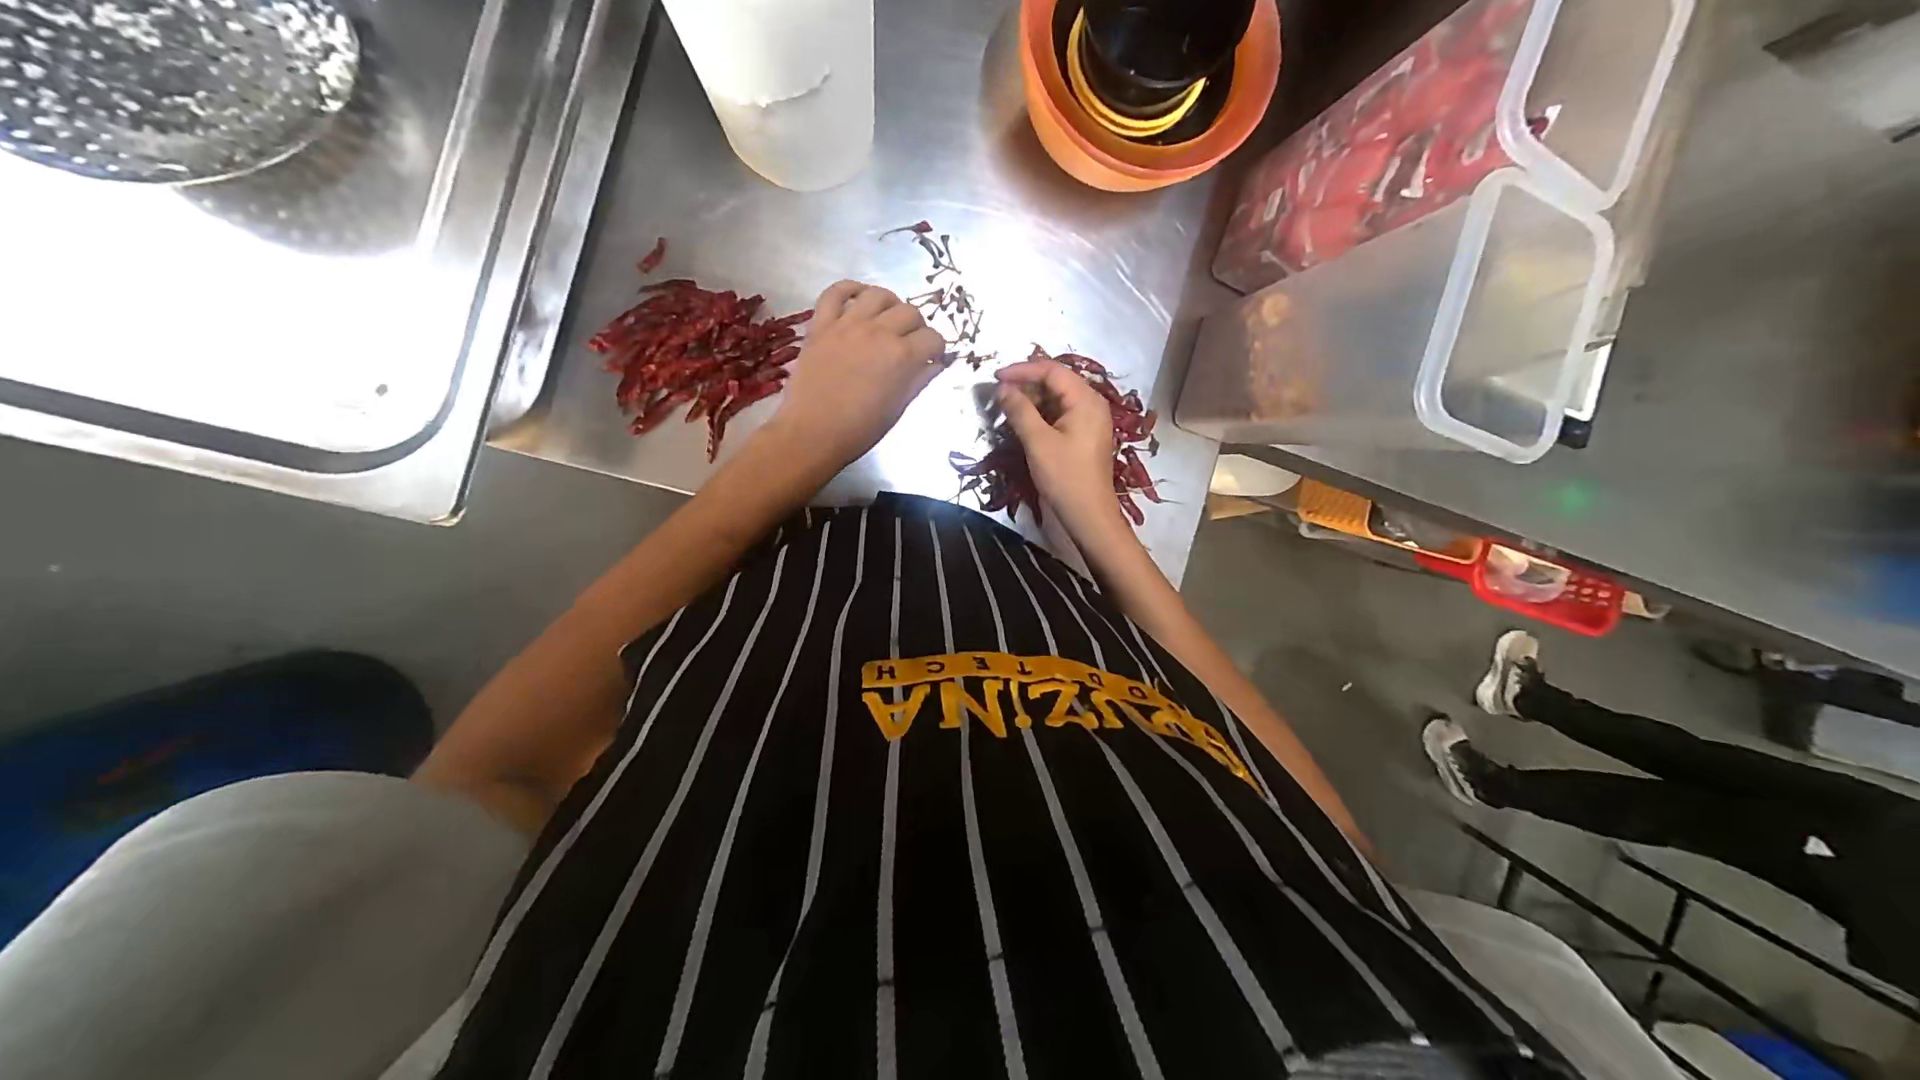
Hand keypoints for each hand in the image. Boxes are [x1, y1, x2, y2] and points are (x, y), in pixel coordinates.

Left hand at [762, 280, 946, 471]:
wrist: (811, 434)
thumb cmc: (859, 430)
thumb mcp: (897, 409)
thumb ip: (918, 381)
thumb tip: (935, 365)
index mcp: (901, 356)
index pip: (932, 338)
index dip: (937, 349)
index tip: (933, 358)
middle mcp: (878, 332)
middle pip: (910, 312)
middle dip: (918, 327)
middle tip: (911, 342)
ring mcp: (847, 325)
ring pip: (878, 295)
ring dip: (890, 304)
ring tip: (888, 319)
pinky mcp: (821, 325)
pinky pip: (835, 292)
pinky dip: (849, 289)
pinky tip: (858, 297)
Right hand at [995, 359, 1126, 539]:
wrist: (1088, 515)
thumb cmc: (1065, 477)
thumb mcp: (1038, 442)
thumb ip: (1020, 410)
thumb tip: (1002, 388)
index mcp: (1086, 399)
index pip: (1052, 370)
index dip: (1022, 370)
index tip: (996, 377)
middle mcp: (1091, 404)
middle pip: (1056, 382)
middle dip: (1026, 385)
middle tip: (999, 395)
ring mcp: (1089, 420)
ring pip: (1056, 399)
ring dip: (1031, 400)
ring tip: (1006, 409)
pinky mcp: (1083, 435)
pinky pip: (1060, 414)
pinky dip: (1040, 414)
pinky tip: (1022, 423)